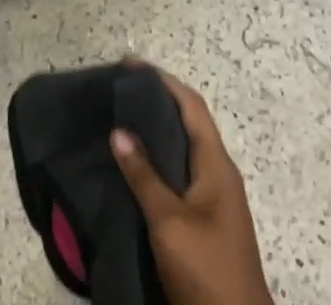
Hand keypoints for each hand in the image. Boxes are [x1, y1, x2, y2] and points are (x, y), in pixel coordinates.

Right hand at [111, 63, 272, 304]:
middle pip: (186, 123)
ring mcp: (211, 198)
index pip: (191, 107)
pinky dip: (153, 157)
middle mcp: (216, 175)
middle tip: (115, 89)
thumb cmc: (206, 266)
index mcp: (216, 166)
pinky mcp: (201, 218)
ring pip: (180, 149)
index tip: (130, 64)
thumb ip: (144, 174)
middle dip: (154, 100)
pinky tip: (127, 162)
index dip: (163, 81)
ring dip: (152, 129)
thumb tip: (120, 130)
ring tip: (114, 117)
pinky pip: (175, 173)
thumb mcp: (169, 220)